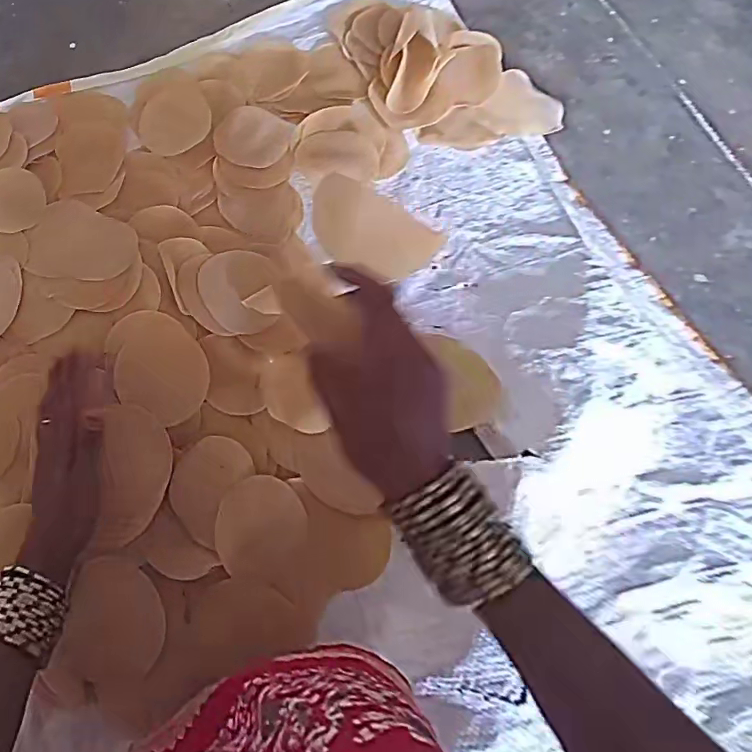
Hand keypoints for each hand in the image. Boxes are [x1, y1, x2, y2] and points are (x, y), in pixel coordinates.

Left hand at [19, 353, 103, 582]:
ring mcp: (44, 451)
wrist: (49, 543)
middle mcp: (49, 442)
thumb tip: (94, 412)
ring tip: (58, 367)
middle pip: (54, 399)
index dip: (76, 375)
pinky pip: (45, 421)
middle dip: (62, 373)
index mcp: (61, 443)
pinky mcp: (44, 461)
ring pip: (47, 409)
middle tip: (70, 350)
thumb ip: (90, 446)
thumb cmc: (73, 515)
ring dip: (54, 385)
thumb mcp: (87, 481)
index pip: (70, 400)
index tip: (85, 352)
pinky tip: (50, 404)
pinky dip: (49, 403)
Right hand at [305, 265, 449, 502]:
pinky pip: (408, 350)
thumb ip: (324, 369)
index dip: (354, 275)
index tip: (331, 270)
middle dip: (361, 302)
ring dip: (374, 326)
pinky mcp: (437, 382)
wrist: (420, 480)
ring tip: (349, 341)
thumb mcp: (336, 406)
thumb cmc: (373, 440)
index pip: (377, 293)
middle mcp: (416, 348)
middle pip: (390, 308)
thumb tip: (314, 346)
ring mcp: (431, 365)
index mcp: (390, 347)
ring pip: (400, 330)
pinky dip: (387, 345)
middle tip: (334, 308)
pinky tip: (371, 369)